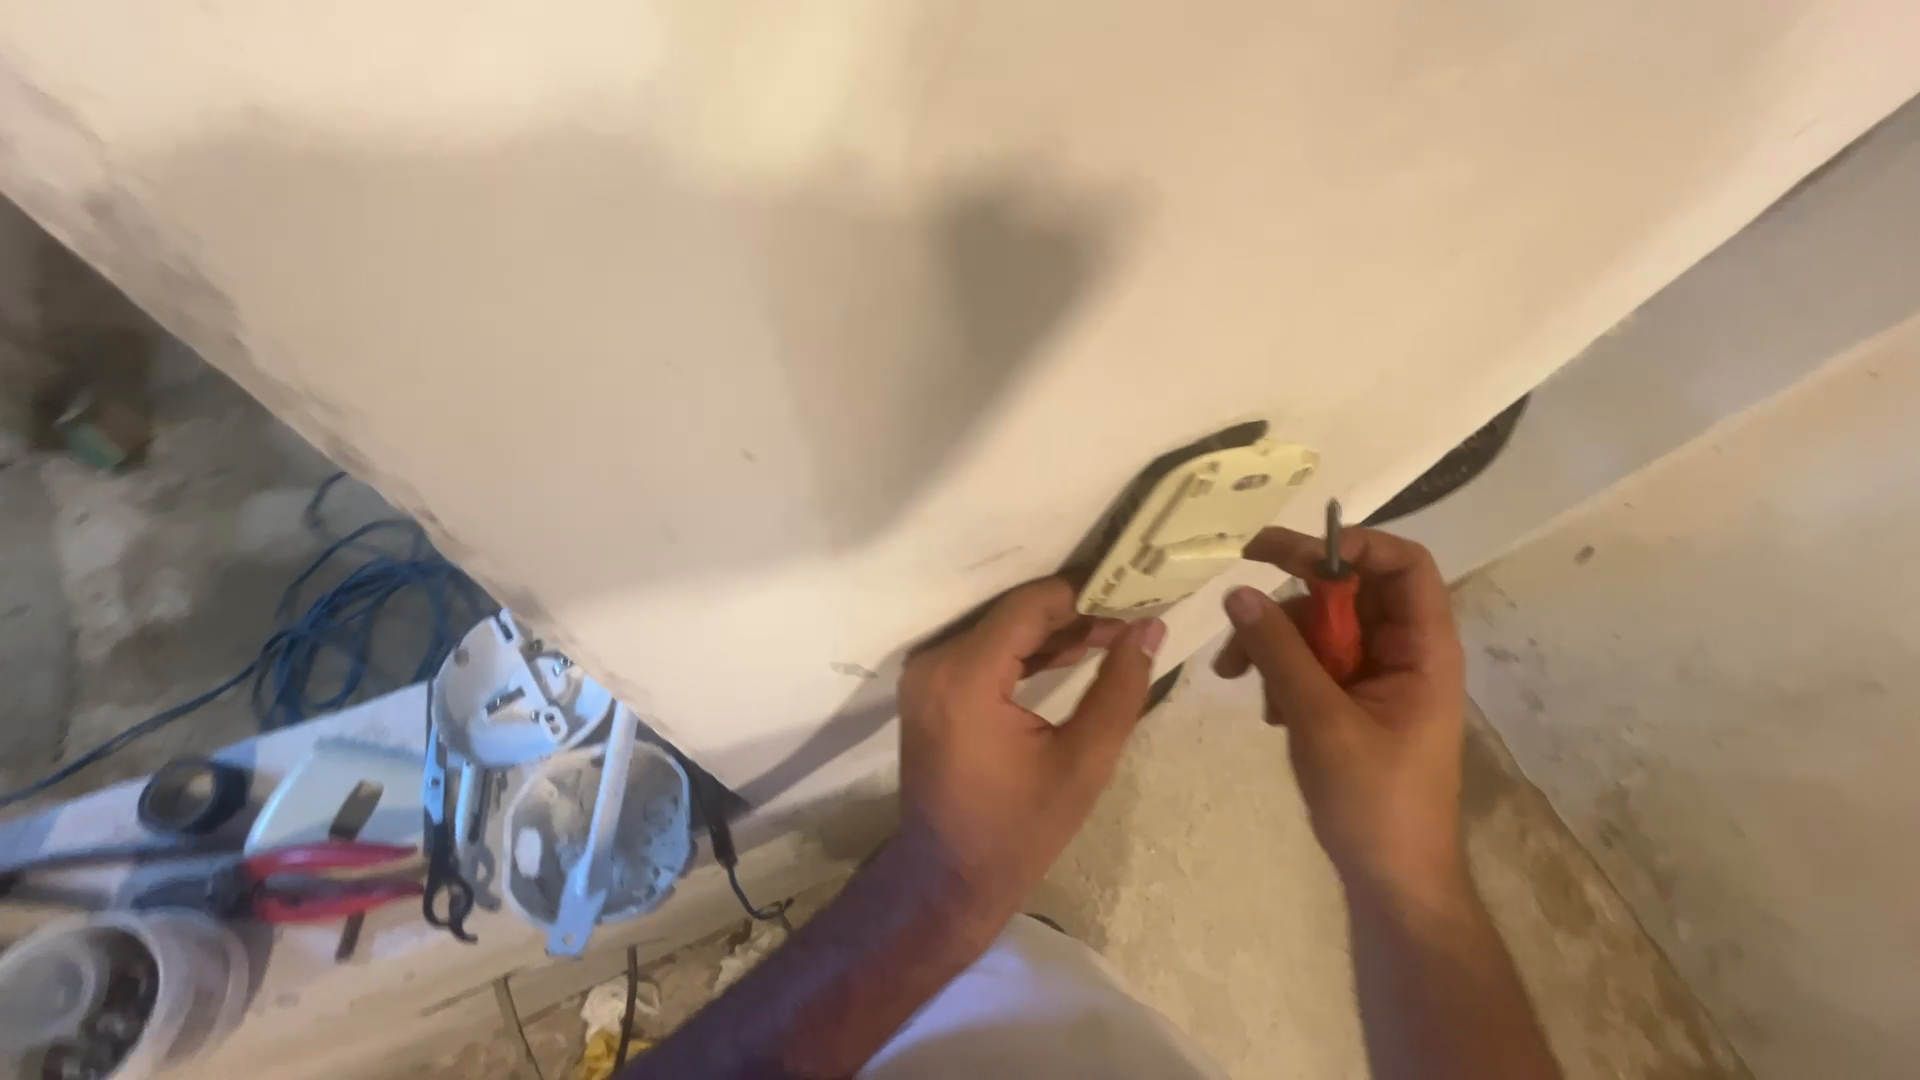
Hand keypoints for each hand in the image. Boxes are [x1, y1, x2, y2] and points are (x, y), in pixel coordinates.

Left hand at [897, 578, 1164, 919]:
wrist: (947, 877)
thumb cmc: (1018, 830)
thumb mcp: (1083, 763)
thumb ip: (1119, 688)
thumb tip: (1149, 628)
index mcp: (966, 677)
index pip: (1030, 606)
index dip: (1084, 593)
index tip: (1133, 592)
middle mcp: (936, 661)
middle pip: (1013, 613)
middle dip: (1074, 610)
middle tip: (1131, 613)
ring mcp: (927, 672)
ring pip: (1000, 628)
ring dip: (1052, 629)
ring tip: (1114, 632)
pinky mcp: (930, 686)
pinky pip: (983, 650)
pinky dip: (1025, 649)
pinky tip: (1072, 652)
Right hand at [1213, 526, 1467, 908]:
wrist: (1390, 877)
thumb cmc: (1374, 801)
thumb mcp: (1320, 720)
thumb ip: (1280, 652)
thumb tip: (1238, 593)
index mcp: (1423, 649)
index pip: (1402, 565)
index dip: (1350, 546)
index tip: (1285, 554)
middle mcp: (1401, 651)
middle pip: (1348, 590)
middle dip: (1289, 594)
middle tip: (1236, 594)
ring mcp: (1373, 675)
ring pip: (1318, 625)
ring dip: (1271, 639)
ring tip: (1232, 672)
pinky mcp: (1348, 698)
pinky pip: (1308, 659)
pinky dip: (1277, 670)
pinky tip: (1264, 707)